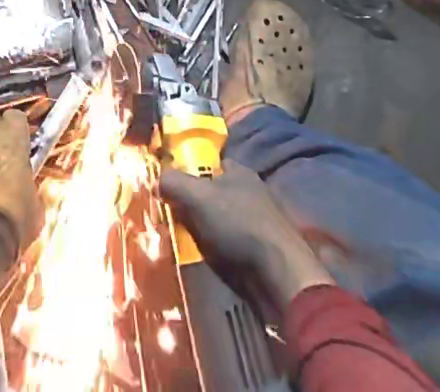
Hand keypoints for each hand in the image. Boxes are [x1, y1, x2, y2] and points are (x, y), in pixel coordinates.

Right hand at [159, 162, 332, 305]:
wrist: (281, 276)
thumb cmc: (238, 225)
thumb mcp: (197, 197)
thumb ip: (174, 182)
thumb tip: (158, 178)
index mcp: (239, 172)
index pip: (209, 163)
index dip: (189, 172)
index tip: (171, 187)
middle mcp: (252, 191)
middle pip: (214, 192)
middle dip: (195, 204)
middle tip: (174, 217)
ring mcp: (261, 221)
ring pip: (223, 219)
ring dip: (206, 229)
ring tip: (187, 241)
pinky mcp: (266, 249)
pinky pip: (233, 242)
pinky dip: (220, 249)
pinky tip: (210, 257)